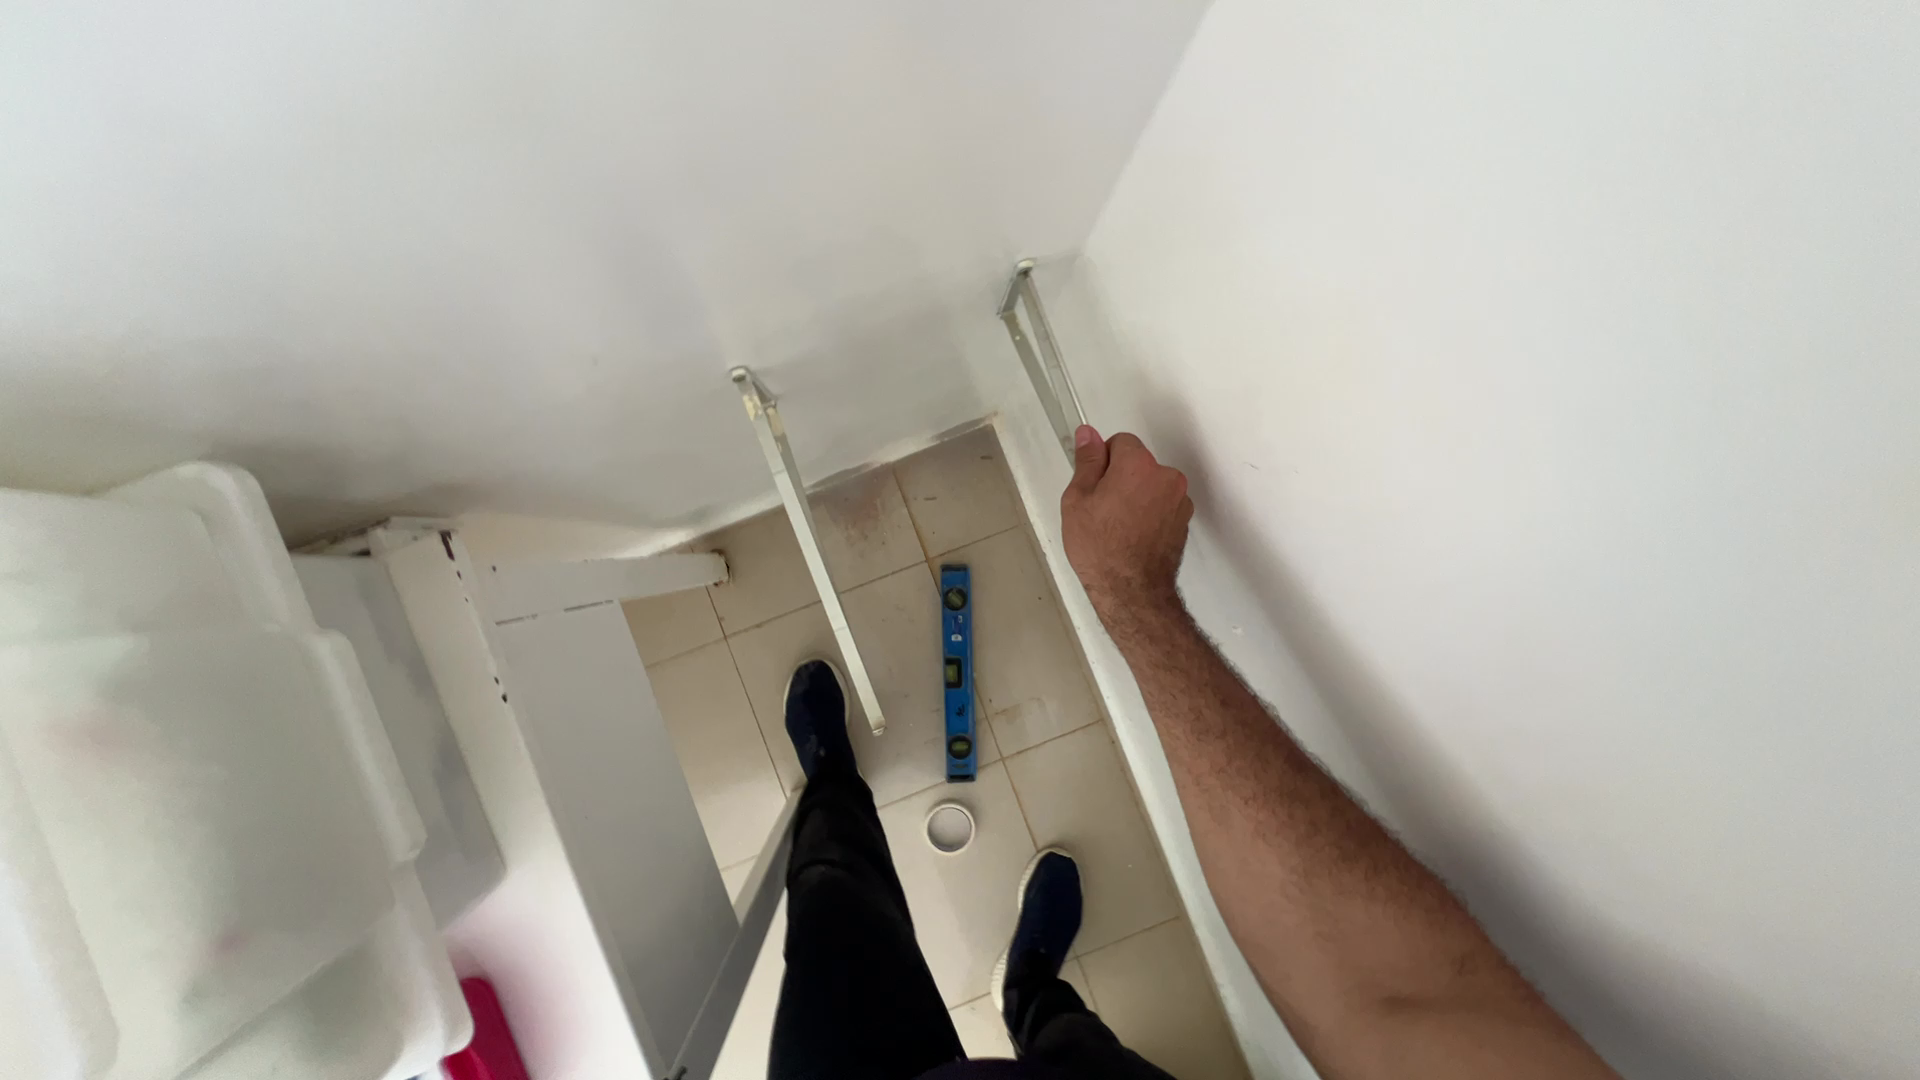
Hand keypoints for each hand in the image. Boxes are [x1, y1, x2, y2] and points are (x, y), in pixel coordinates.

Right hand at [1060, 425, 1193, 620]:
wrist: (1131, 591)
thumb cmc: (1099, 547)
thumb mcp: (1078, 500)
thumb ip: (1087, 462)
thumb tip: (1088, 434)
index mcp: (1138, 465)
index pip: (1121, 442)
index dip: (1103, 462)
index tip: (1094, 486)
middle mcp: (1166, 476)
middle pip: (1138, 464)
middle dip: (1121, 479)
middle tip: (1101, 510)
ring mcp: (1179, 500)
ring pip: (1150, 485)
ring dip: (1136, 496)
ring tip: (1117, 528)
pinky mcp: (1183, 521)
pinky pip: (1161, 505)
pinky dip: (1149, 514)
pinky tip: (1132, 537)